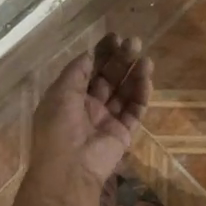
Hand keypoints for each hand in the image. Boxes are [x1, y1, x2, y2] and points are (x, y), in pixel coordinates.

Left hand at [27, 33, 150, 193]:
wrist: (69, 168)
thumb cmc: (58, 126)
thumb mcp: (60, 92)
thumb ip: (77, 71)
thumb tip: (90, 54)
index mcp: (70, 96)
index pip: (89, 70)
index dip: (102, 53)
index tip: (115, 37)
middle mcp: (88, 106)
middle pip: (109, 78)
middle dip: (121, 60)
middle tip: (134, 42)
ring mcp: (107, 120)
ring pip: (124, 92)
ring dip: (134, 75)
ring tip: (146, 59)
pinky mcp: (122, 134)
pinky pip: (134, 111)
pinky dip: (141, 95)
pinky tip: (147, 80)